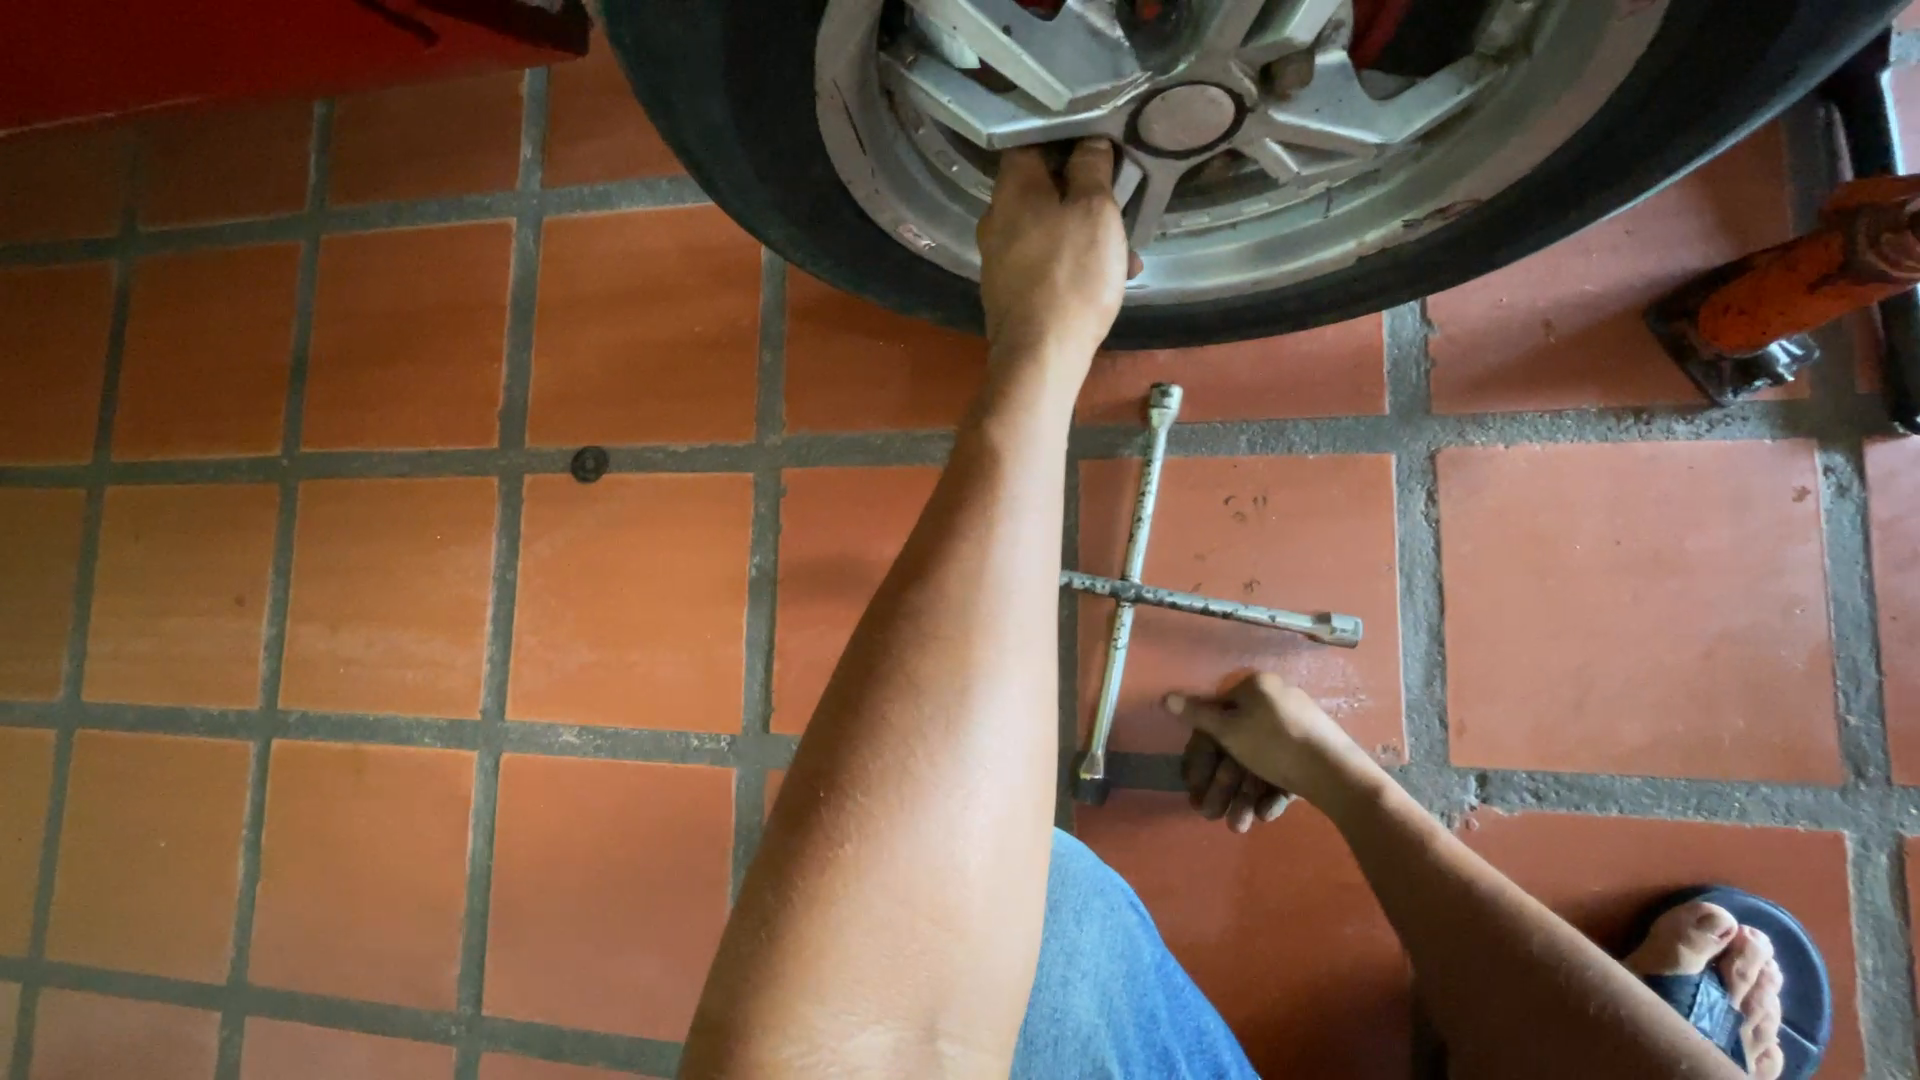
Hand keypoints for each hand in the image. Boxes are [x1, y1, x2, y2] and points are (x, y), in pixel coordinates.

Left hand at [977, 139, 1133, 367]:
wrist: (1039, 355)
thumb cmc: (1072, 275)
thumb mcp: (1095, 211)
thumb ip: (1091, 168)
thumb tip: (1088, 141)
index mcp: (1011, 188)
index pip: (1031, 141)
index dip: (1065, 139)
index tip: (1098, 147)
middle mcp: (995, 219)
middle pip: (1040, 190)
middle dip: (1081, 196)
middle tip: (1117, 206)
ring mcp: (997, 259)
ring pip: (1047, 230)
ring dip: (1083, 236)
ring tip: (1123, 256)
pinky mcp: (1006, 292)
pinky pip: (1043, 263)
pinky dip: (1070, 264)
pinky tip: (1102, 282)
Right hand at [1166, 673, 1381, 829]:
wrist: (1339, 775)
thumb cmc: (1274, 746)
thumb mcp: (1228, 731)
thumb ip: (1197, 715)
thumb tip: (1166, 696)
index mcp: (1256, 688)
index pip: (1218, 716)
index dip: (1202, 754)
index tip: (1194, 783)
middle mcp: (1278, 700)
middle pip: (1239, 745)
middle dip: (1226, 784)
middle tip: (1215, 811)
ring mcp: (1300, 726)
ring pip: (1261, 761)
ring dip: (1247, 795)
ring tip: (1241, 824)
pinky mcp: (1316, 750)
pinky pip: (1285, 768)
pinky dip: (1272, 790)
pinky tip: (1265, 814)